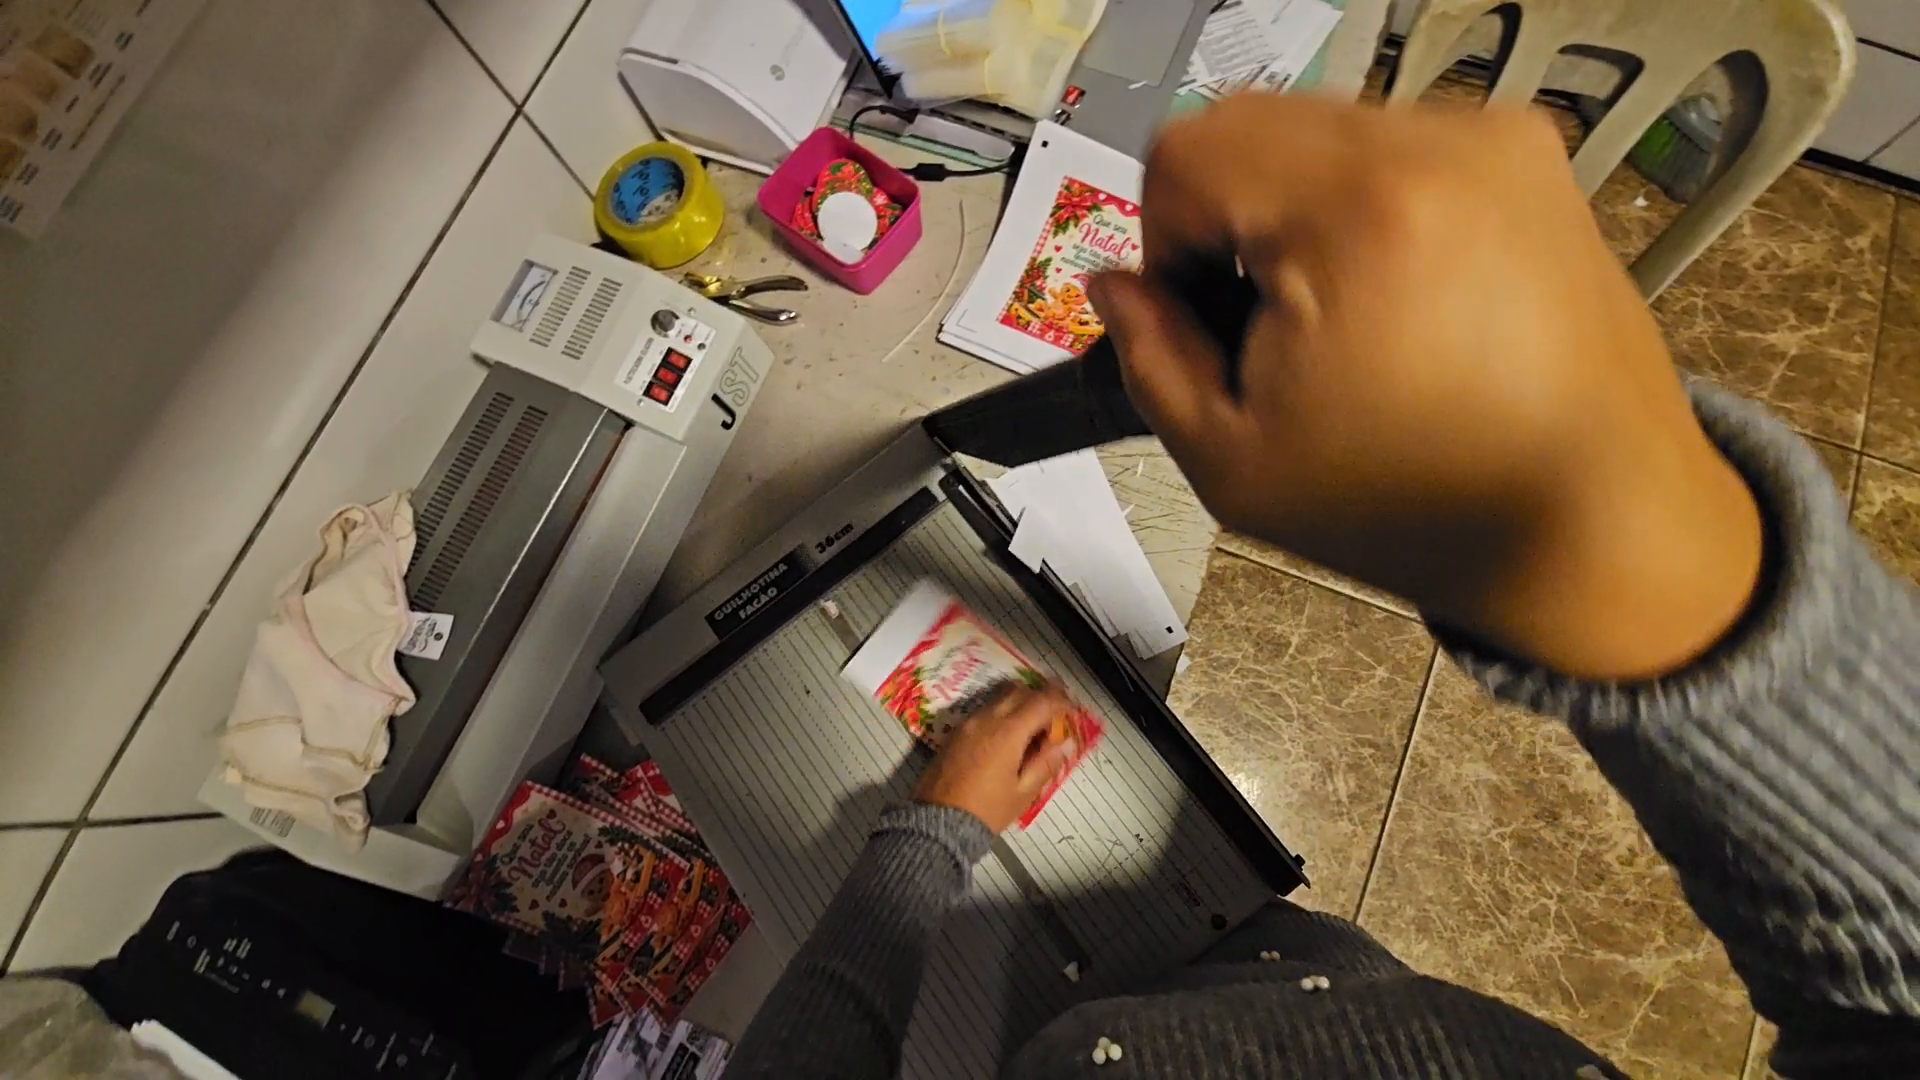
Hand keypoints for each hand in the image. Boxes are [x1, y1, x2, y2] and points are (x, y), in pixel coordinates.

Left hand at [912, 684, 1081, 832]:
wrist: (937, 823)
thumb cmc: (986, 811)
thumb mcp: (1022, 793)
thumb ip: (1046, 763)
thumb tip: (1068, 742)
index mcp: (1007, 732)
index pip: (1040, 702)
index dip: (1060, 700)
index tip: (1071, 708)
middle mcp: (986, 719)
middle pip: (1018, 692)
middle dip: (1040, 696)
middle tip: (1055, 711)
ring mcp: (968, 723)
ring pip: (999, 698)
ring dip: (1020, 703)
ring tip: (1033, 725)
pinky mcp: (955, 731)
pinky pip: (984, 710)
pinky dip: (1002, 713)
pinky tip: (1009, 734)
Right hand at [1089, 95, 1761, 679]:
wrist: (1583, 522)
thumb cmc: (1410, 507)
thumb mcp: (1230, 460)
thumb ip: (1148, 359)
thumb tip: (1116, 286)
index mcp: (1355, 213)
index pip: (1185, 152)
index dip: (1160, 239)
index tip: (1195, 314)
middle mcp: (1437, 143)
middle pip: (1245, 125)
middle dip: (1215, 221)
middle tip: (1245, 320)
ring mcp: (1495, 141)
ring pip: (1309, 131)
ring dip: (1277, 214)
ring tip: (1316, 316)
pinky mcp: (1525, 159)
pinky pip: (1381, 147)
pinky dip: (1342, 208)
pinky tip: (1371, 295)